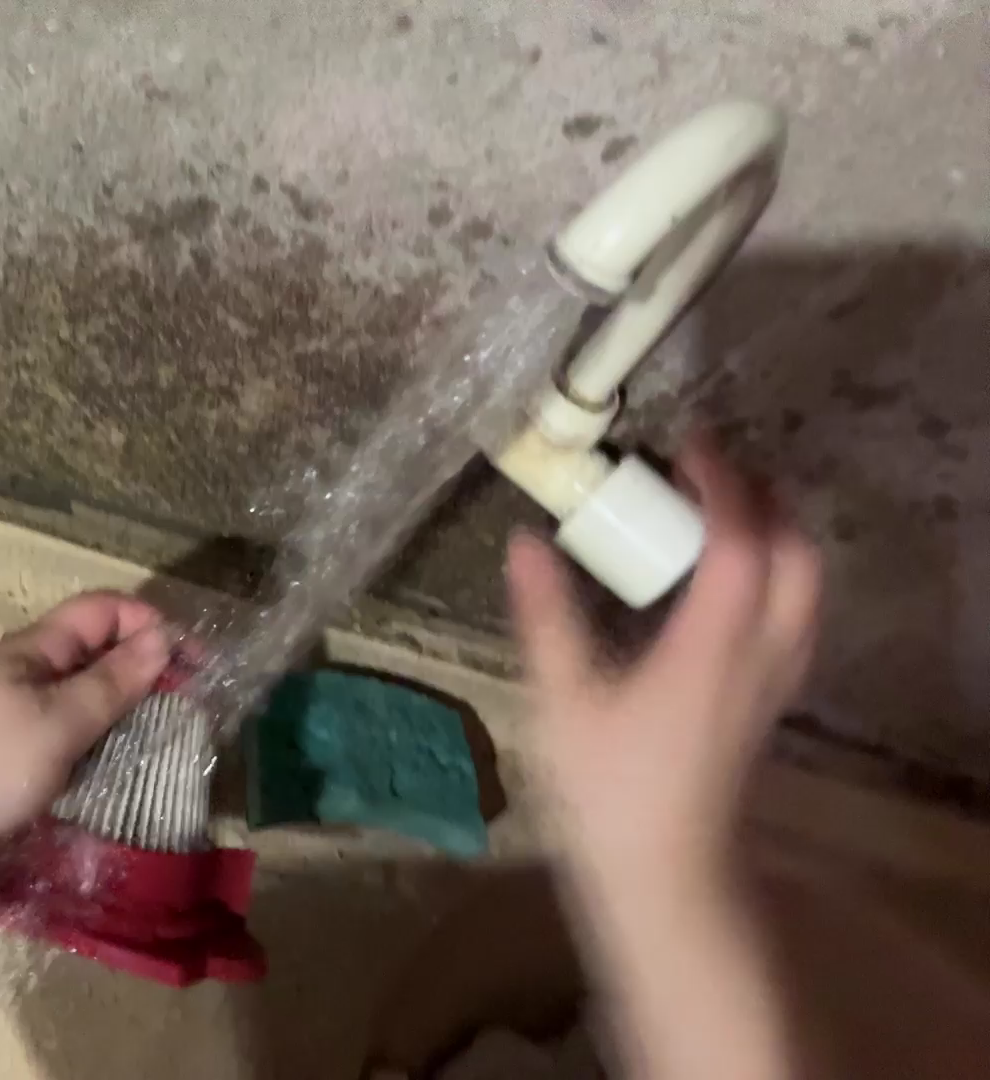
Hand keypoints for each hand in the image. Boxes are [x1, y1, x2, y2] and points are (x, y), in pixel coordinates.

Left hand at [0, 591, 170, 887]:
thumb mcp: (56, 720)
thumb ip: (110, 682)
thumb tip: (161, 636)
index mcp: (35, 650)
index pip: (103, 612)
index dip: (149, 624)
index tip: (195, 662)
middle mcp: (30, 675)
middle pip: (98, 656)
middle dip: (146, 672)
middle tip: (193, 710)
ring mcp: (21, 719)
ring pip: (87, 703)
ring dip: (127, 716)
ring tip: (172, 744)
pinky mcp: (17, 760)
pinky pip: (71, 743)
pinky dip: (101, 751)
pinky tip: (128, 774)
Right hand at [506, 438, 820, 882]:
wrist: (660, 861)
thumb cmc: (602, 780)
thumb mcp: (558, 694)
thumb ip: (544, 615)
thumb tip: (525, 542)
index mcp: (710, 650)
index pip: (741, 548)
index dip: (723, 489)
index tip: (688, 446)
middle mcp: (760, 655)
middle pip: (795, 558)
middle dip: (760, 500)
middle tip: (703, 468)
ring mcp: (772, 677)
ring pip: (805, 584)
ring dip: (771, 531)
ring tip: (713, 506)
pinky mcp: (764, 693)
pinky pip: (791, 610)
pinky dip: (768, 568)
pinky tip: (720, 572)